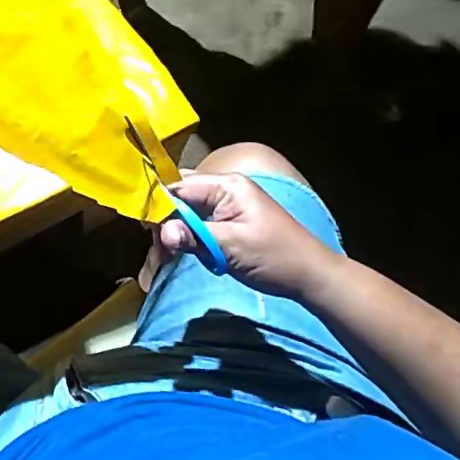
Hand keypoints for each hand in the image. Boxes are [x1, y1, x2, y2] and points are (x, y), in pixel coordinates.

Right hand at [155, 172, 339, 300]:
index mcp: (228, 185)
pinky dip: (188, 237)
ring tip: (168, 258)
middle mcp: (225, 188)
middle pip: (181, 196)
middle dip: (166, 221)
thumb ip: (195, 236)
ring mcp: (228, 204)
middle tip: (160, 252)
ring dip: (176, 232)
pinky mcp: (229, 221)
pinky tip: (181, 254)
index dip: (160, 207)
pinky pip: (199, 222)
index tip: (148, 234)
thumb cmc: (275, 256)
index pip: (180, 186)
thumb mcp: (232, 247)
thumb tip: (163, 232)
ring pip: (188, 211)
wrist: (310, 274)